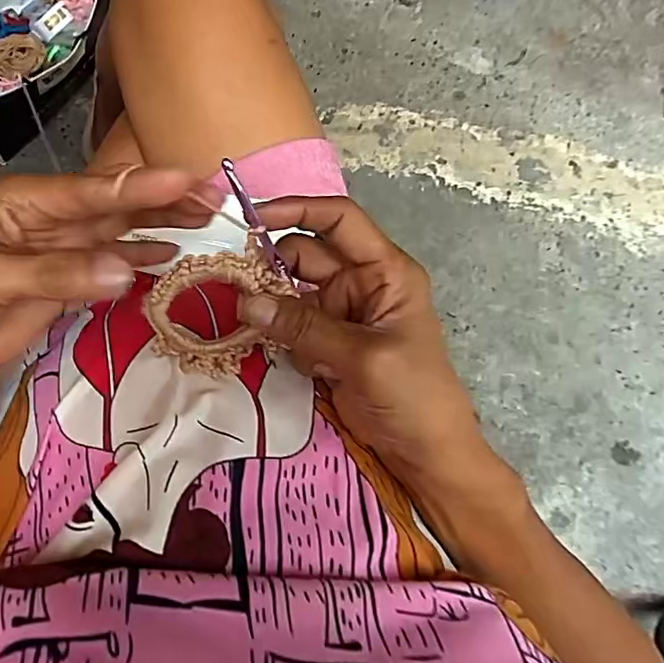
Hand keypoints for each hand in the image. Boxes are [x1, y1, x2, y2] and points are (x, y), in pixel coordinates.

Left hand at [0, 167, 215, 397]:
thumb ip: (55, 272)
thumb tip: (124, 271)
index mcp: (21, 201)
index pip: (87, 190)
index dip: (136, 186)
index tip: (183, 180)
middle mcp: (48, 218)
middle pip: (112, 204)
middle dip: (161, 199)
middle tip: (213, 195)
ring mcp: (63, 250)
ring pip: (120, 230)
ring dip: (161, 224)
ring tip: (206, 218)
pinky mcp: (71, 281)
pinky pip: (114, 264)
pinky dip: (142, 257)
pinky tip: (171, 253)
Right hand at [236, 196, 496, 489]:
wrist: (425, 452)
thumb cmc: (415, 397)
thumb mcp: (362, 357)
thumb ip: (304, 327)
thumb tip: (246, 302)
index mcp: (385, 271)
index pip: (339, 220)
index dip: (298, 210)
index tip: (253, 218)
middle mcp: (359, 282)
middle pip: (302, 254)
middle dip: (270, 267)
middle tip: (238, 289)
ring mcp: (338, 311)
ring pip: (288, 288)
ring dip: (268, 302)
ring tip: (252, 324)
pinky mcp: (322, 339)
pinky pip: (287, 320)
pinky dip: (275, 330)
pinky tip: (280, 353)